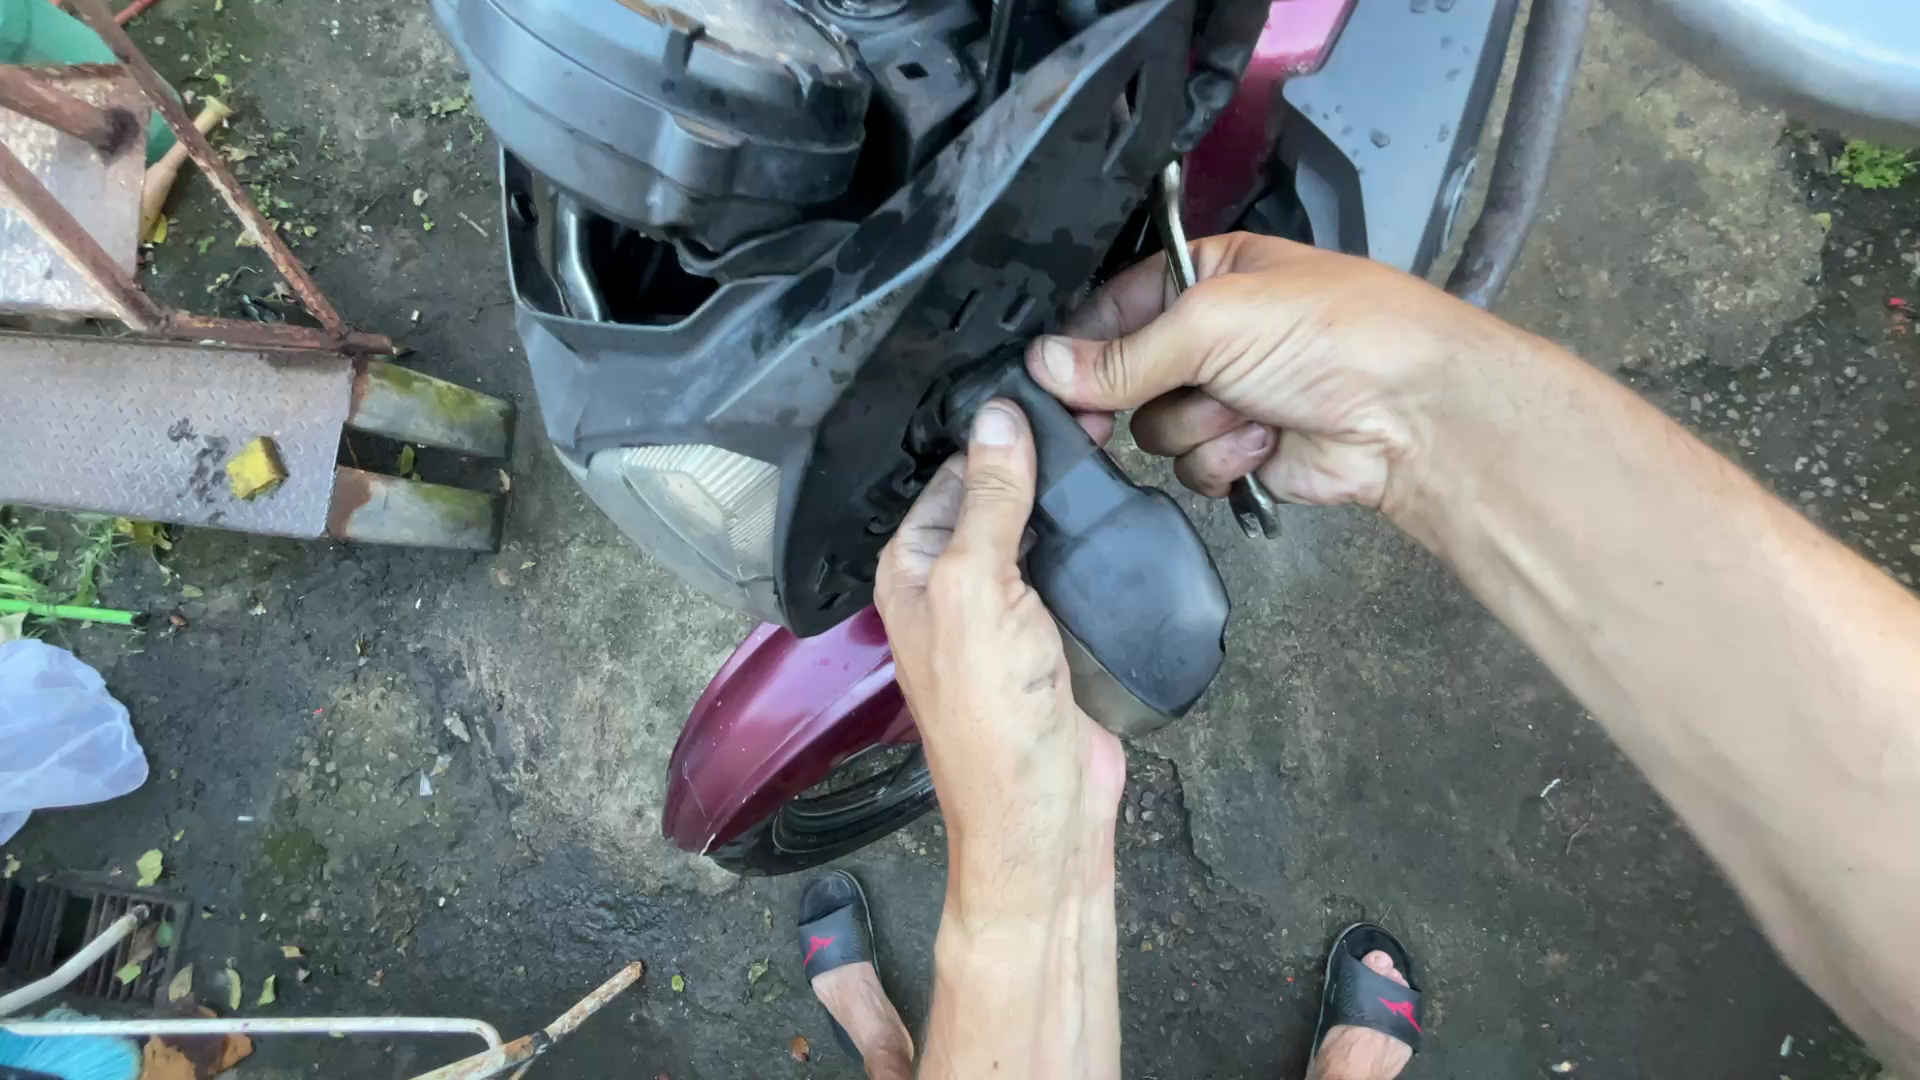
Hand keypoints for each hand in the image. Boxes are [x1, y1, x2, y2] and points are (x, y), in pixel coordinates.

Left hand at [875, 401, 1125, 919]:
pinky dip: (1081, 532)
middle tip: (1087, 413)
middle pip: (990, 497)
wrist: (1046, 804)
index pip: (946, 477)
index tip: (1036, 395)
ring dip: (1059, 491)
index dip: (989, 435)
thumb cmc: (990, 711)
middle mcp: (951, 580)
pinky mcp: (1048, 625)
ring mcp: (1003, 603)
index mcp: (913, 568)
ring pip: (1030, 526)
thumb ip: (987, 503)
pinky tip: (1110, 502)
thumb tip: (996, 422)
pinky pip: (1061, 561)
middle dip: (1031, 457)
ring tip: (1105, 439)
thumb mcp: (977, 590)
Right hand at [1025, 232, 1523, 510]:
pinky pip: (1187, 468)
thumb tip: (1041, 365)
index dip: (1080, 349)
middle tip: (1153, 401)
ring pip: (1152, 430)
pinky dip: (1222, 460)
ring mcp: (1217, 397)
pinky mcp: (1232, 451)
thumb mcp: (1214, 322)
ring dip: (1199, 426)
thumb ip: (1123, 353)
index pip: (1109, 311)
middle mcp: (1202, 338)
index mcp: (1199, 278)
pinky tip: (1265, 442)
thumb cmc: (1330, 336)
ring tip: (1254, 408)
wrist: (1411, 415)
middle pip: (1120, 379)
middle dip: (1141, 395)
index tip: (1058, 382)